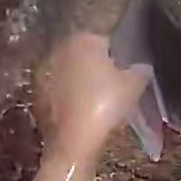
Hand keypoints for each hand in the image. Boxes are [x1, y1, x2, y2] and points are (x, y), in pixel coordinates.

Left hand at [40, 32, 149, 162]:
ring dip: (84, 83)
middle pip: (87, 56)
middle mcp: (62, 49)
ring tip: (100, 103)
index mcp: (85, 40)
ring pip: (73, 73)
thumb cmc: (107, 105)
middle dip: (100, 68)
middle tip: (116, 89)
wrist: (74, 140)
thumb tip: (141, 68)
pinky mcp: (39, 93)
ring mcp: (46, 71)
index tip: (129, 76)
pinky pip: (62, 91)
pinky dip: (72, 98)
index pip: (108, 42)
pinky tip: (84, 113)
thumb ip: (141, 71)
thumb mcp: (135, 86)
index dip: (121, 59)